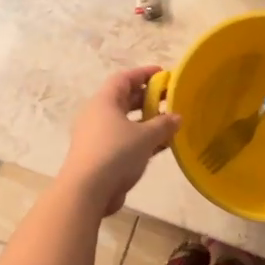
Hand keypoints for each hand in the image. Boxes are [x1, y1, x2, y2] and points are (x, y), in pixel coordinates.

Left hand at [59, 66, 180, 215]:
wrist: (87, 191)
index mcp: (104, 101)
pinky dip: (141, 139)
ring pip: (125, 122)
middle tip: (170, 99)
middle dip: (148, 98)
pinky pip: (124, 140)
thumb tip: (177, 117)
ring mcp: (97, 136)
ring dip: (147, 121)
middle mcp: (97, 115)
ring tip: (169, 123)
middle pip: (124, 99)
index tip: (163, 74)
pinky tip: (160, 146)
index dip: (144, 73)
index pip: (124, 78)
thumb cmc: (116, 153)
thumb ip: (163, 124)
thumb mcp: (146, 136)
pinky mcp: (100, 156)